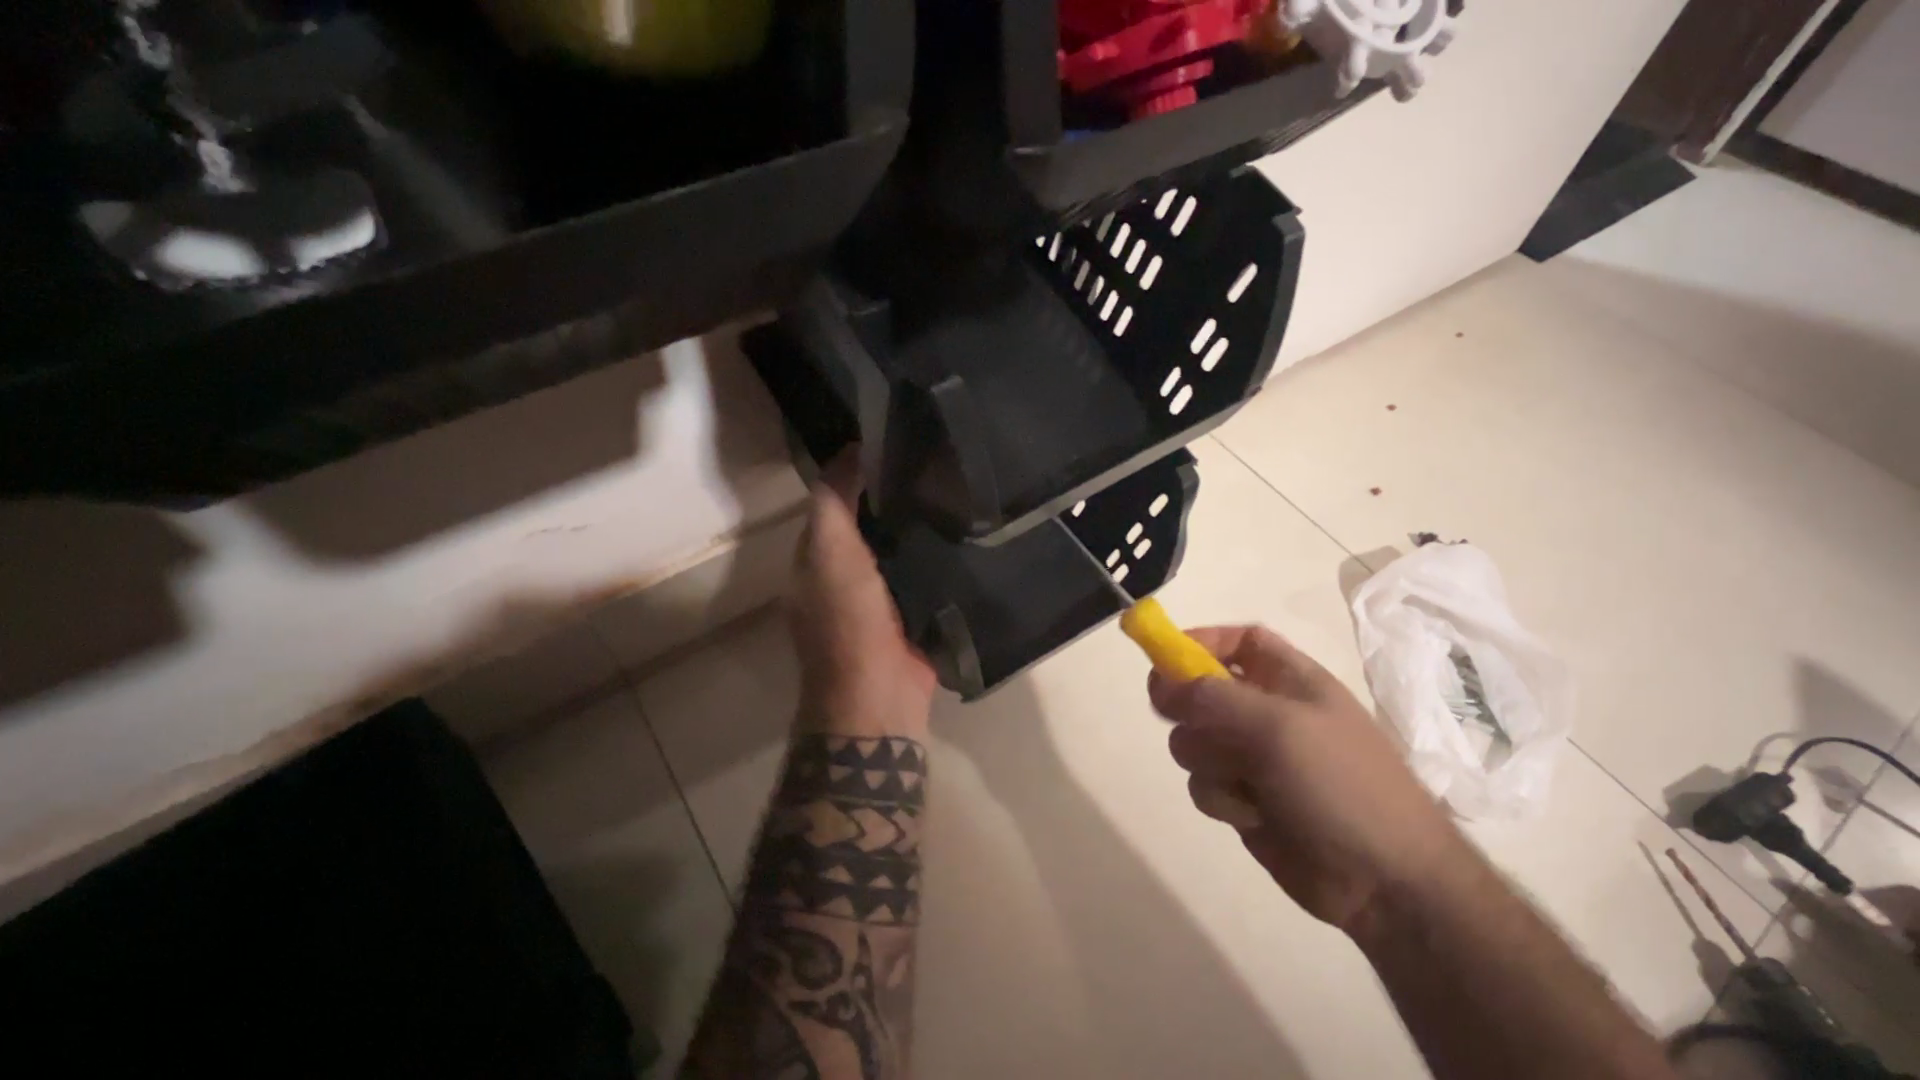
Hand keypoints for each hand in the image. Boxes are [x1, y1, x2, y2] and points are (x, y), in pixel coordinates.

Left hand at [787, 449, 936, 739]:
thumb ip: (834, 503)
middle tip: (937, 455)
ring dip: (919, 522)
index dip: (858, 468)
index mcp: (817, 557)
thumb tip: (850, 449)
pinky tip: (966, 530)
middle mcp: (844, 574)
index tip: (897, 435)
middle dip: (895, 493)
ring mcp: (880, 598)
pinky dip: (939, 555)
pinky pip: (925, 575)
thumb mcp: (831, 554)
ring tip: (957, 483)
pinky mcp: (914, 615)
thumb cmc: (847, 621)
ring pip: (899, 547)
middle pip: (870, 522)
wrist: (879, 697)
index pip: (835, 500)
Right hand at [1149, 626, 1470, 935]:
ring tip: (1243, 783)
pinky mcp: (1245, 802)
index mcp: (1291, 681)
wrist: (1384, 878)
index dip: (1201, 643)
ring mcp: (1256, 760)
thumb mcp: (1279, 727)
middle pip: (1203, 692)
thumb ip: (1215, 697)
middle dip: (1190, 710)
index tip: (1163, 661)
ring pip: (1194, 742)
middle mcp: (1270, 715)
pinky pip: (1204, 785)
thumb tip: (1162, 684)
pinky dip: (1220, 799)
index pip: (1239, 641)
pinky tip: (1250, 816)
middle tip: (1191, 723)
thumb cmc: (1341, 785)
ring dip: (1207, 761)